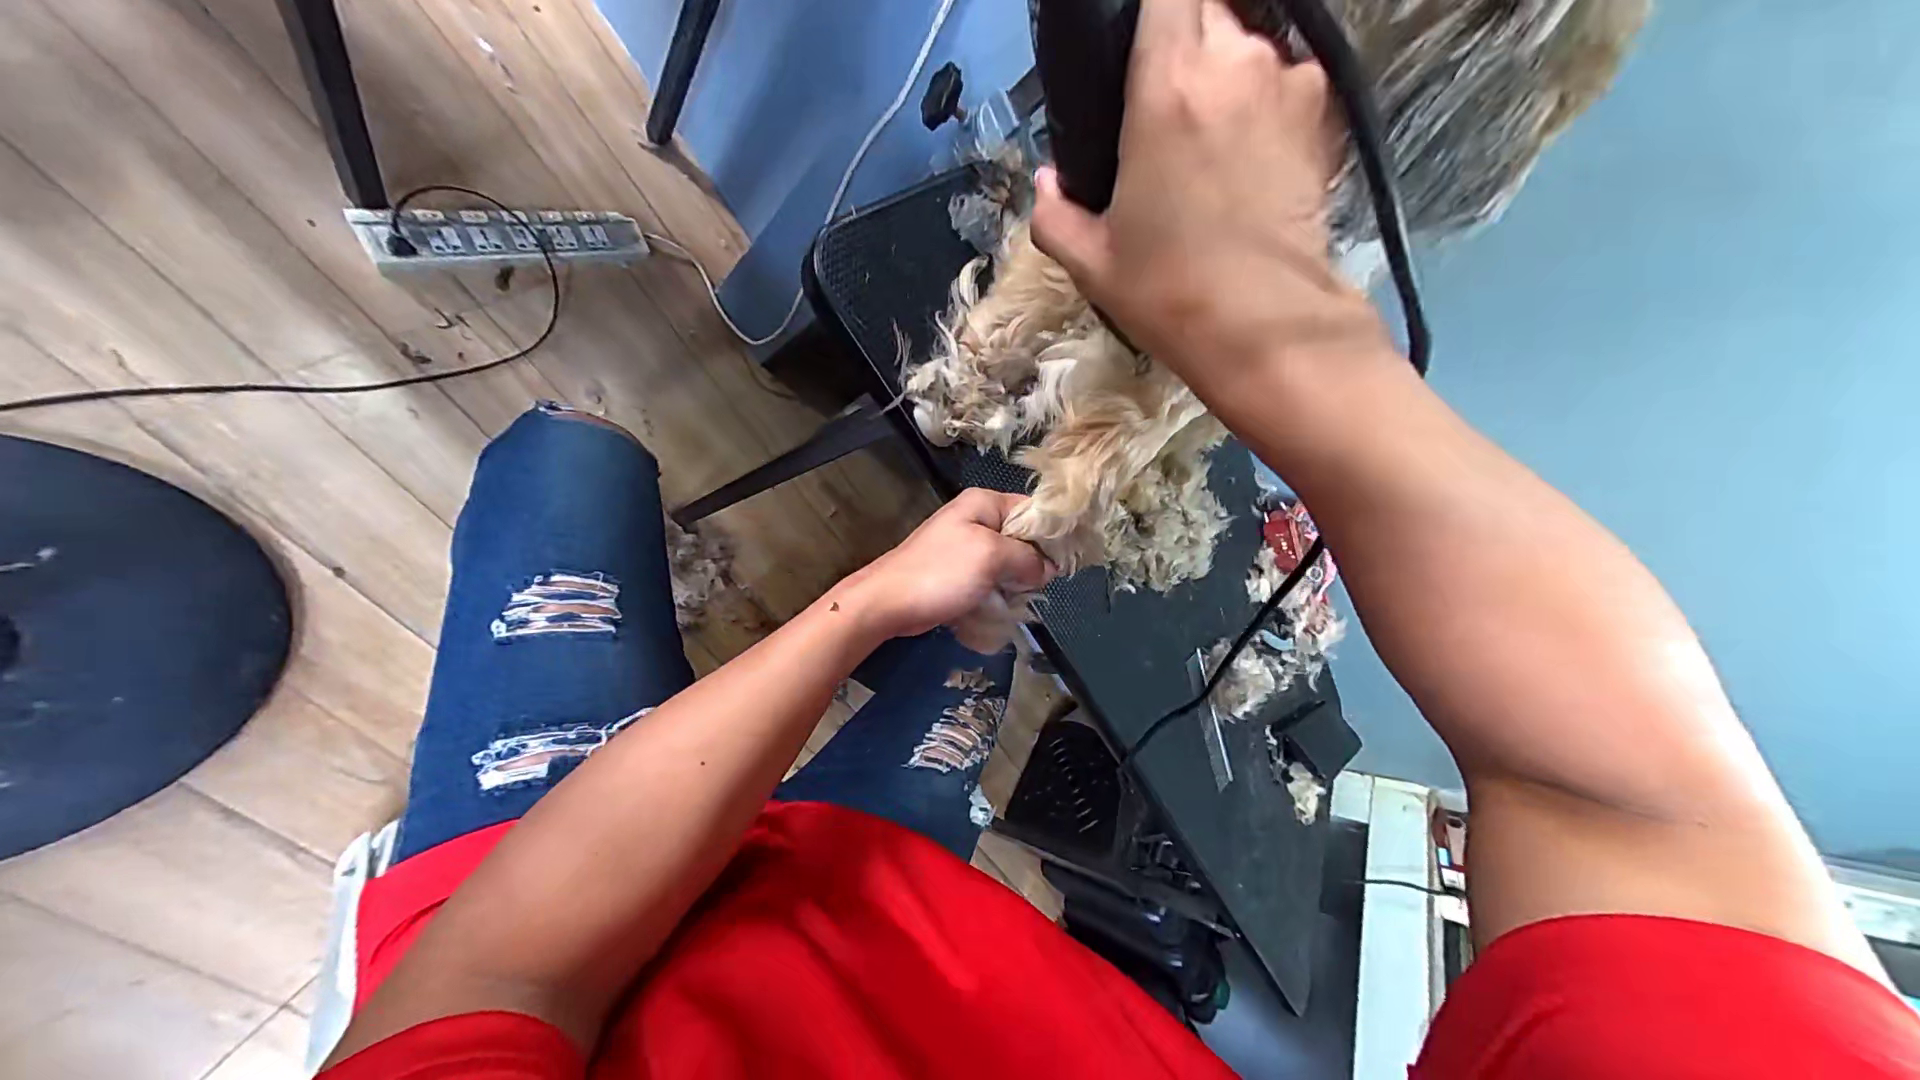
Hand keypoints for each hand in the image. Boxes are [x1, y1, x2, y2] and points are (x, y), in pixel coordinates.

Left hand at [829, 490, 1054, 642]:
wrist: (886, 603)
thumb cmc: (939, 573)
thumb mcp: (992, 557)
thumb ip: (1027, 557)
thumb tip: (1048, 568)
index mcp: (984, 502)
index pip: (1034, 509)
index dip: (1052, 535)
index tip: (1063, 563)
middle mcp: (976, 519)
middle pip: (1023, 539)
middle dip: (1031, 565)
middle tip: (1031, 586)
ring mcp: (966, 547)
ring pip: (1008, 564)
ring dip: (1012, 584)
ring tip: (1008, 600)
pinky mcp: (958, 573)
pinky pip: (989, 581)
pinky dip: (994, 594)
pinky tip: (992, 608)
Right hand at [1030, 0, 1390, 396]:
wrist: (1263, 328)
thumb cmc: (1167, 292)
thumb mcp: (1091, 262)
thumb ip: (1054, 213)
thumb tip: (1045, 184)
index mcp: (1168, 85)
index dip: (1147, 12)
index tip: (1132, 49)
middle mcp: (1235, 62)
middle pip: (1207, 7)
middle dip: (1182, 40)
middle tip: (1160, 104)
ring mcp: (1290, 83)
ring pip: (1249, 44)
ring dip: (1224, 75)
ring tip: (1206, 141)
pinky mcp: (1325, 116)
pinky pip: (1284, 82)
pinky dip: (1261, 104)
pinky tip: (1245, 159)